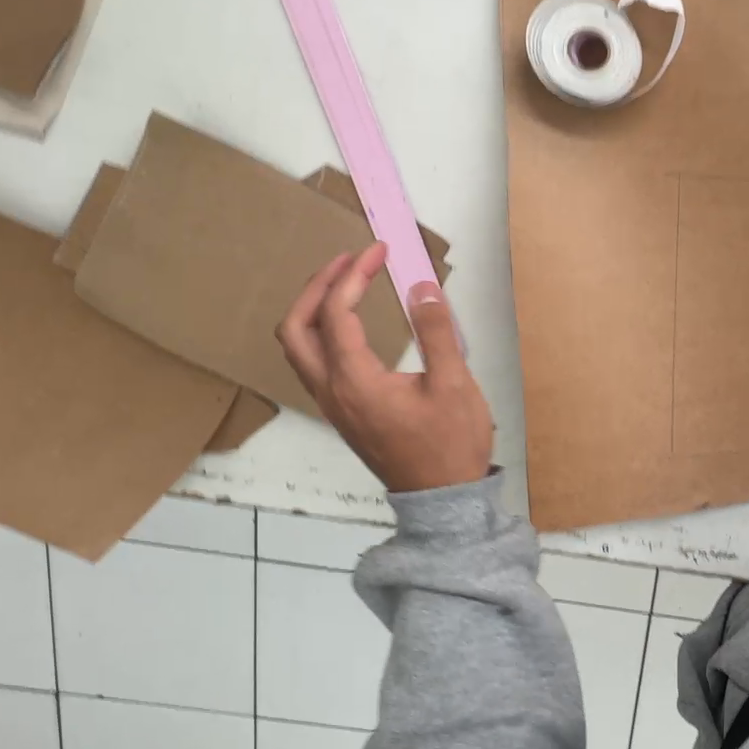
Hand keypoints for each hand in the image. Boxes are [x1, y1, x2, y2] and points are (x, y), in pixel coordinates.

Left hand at [277, 242, 493, 492]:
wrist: (442, 497)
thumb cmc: (451, 442)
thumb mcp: (453, 384)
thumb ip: (436, 332)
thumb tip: (422, 287)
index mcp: (356, 381)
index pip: (338, 314)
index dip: (354, 276)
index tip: (380, 251)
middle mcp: (332, 392)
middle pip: (295, 329)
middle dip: (317, 287)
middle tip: (350, 261)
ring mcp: (333, 405)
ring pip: (298, 347)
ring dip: (314, 309)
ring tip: (346, 284)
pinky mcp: (344, 412)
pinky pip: (314, 362)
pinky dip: (323, 331)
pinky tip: (351, 324)